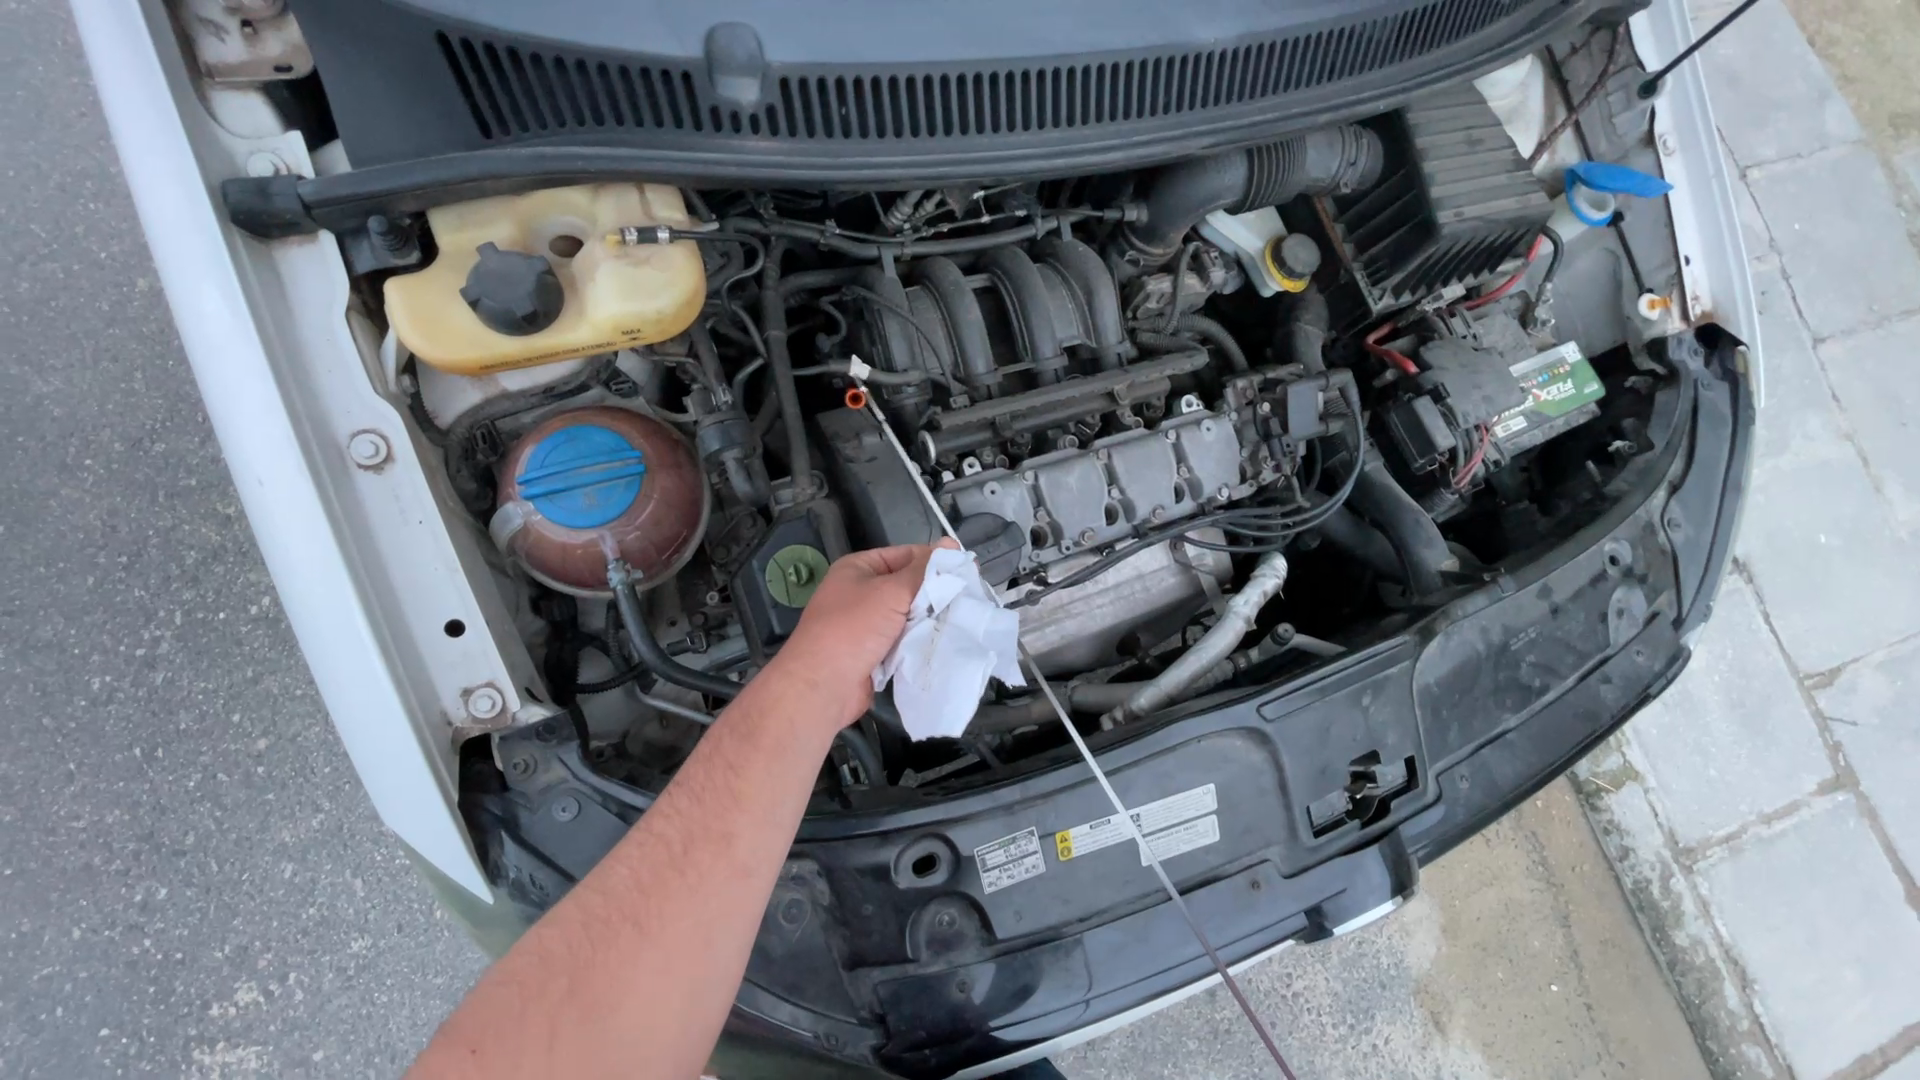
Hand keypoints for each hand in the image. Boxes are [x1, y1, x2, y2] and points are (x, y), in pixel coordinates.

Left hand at [758, 538, 957, 734]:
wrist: (824, 685)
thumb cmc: (853, 628)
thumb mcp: (891, 591)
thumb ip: (923, 570)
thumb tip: (950, 542)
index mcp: (858, 568)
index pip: (903, 555)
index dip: (933, 560)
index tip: (965, 568)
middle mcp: (860, 592)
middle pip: (906, 586)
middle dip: (934, 592)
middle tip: (969, 594)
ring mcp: (865, 624)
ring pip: (907, 615)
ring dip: (928, 619)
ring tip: (962, 617)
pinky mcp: (873, 651)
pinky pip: (903, 639)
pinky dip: (918, 640)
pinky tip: (942, 640)